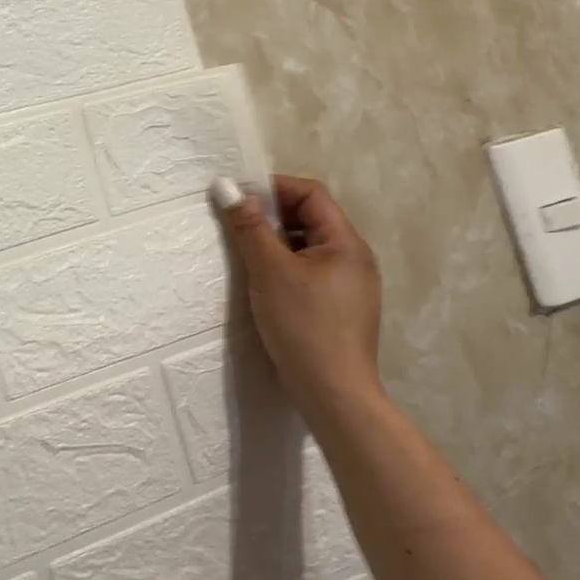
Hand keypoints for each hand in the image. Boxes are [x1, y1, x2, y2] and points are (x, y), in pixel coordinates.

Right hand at [211, 175, 383, 416]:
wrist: (333, 394)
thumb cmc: (303, 325)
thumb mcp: (269, 270)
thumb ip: (248, 225)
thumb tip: (225, 186)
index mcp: (346, 243)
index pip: (311, 194)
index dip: (274, 188)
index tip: (238, 198)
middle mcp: (353, 259)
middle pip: (310, 218)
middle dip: (272, 215)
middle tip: (237, 225)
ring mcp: (348, 286)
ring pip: (307, 246)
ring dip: (275, 242)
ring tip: (245, 254)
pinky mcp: (337, 308)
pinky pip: (308, 271)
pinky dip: (283, 266)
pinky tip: (262, 283)